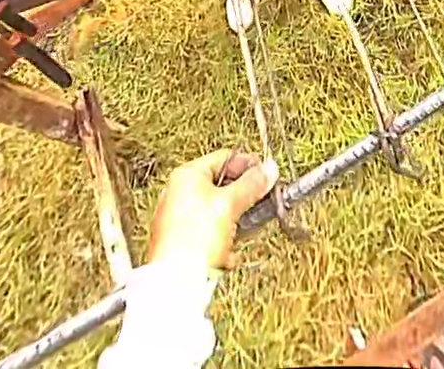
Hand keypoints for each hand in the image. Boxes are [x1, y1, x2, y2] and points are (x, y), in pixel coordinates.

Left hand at [146, 150, 278, 270]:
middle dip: (244, 196)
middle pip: (223, 184)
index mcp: (187, 176)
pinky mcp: (181, 241)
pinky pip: (210, 230)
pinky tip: (228, 251)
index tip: (266, 175)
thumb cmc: (193, 241)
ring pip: (218, 209)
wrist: (174, 286)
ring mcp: (178, 218)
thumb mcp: (230, 204)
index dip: (249, 165)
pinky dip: (223, 237)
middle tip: (260, 201)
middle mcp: (179, 193)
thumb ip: (252, 184)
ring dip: (236, 218)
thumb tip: (269, 169)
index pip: (226, 158)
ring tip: (245, 228)